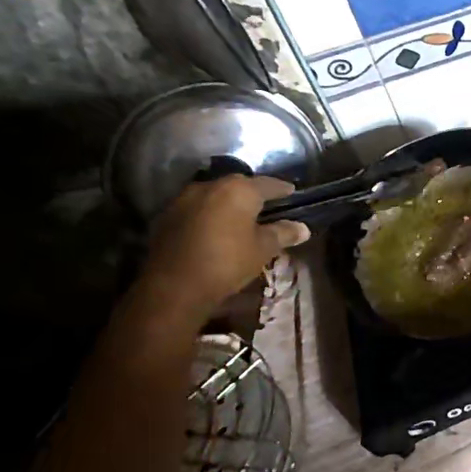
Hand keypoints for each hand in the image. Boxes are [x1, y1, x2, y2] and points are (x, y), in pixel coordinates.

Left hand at [139, 176, 310, 310]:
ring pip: (214, 196)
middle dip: (252, 195)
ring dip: (227, 204)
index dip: (282, 189)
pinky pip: (196, 209)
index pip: (269, 184)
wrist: (173, 287)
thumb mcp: (262, 249)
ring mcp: (185, 198)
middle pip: (239, 186)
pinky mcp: (167, 215)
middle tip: (265, 207)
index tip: (292, 193)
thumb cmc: (226, 263)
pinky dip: (207, 216)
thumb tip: (303, 228)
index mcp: (239, 189)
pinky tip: (213, 230)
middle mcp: (211, 185)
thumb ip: (282, 233)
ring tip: (238, 219)